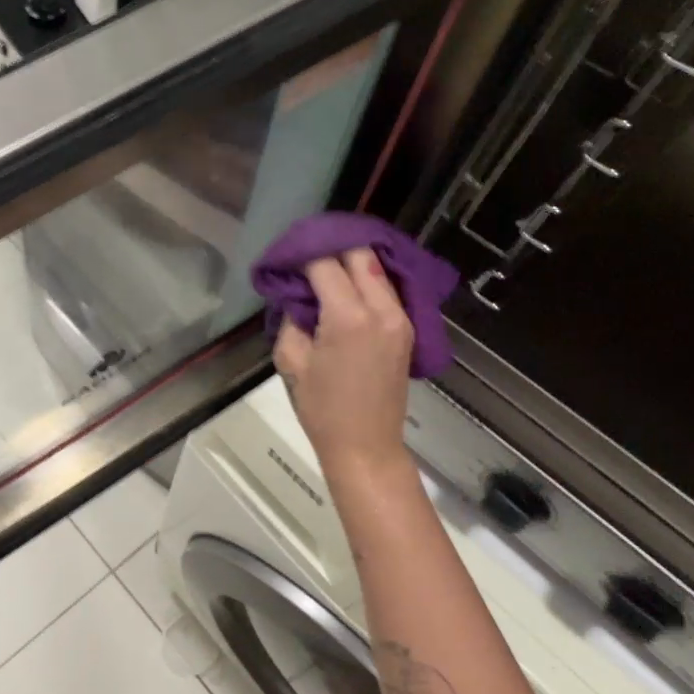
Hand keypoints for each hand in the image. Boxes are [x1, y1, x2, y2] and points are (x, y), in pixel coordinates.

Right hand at [273, 248, 415, 480]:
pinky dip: (368, 279)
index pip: (325, 264)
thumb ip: (292, 319)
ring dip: (352, 261)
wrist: (365, 445)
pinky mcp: (408, 329)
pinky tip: (348, 285)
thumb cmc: (321, 408)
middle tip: (306, 254)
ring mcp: (401, 318)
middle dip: (332, 248)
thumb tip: (297, 295)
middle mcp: (381, 309)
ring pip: (378, 268)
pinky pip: (388, 289)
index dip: (303, 255)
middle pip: (360, 255)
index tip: (285, 257)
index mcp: (348, 317)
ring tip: (325, 265)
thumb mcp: (291, 361)